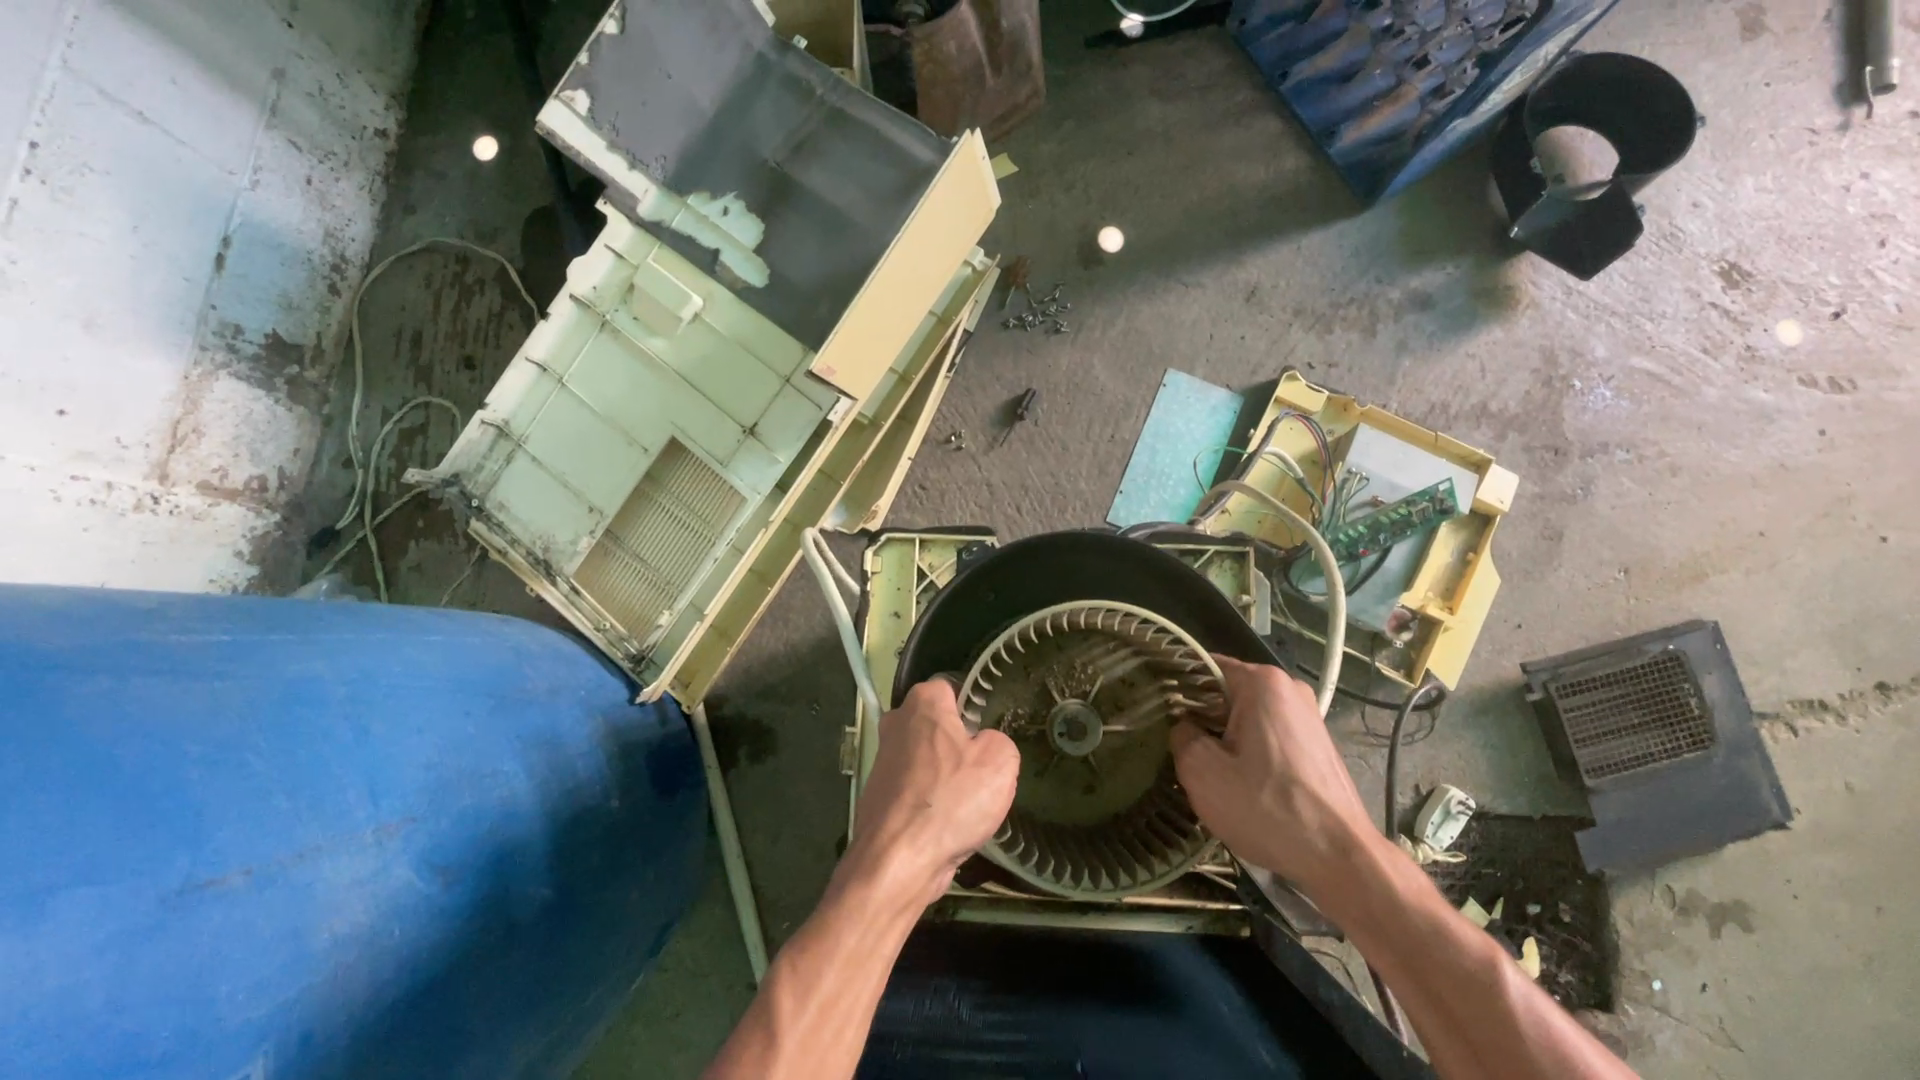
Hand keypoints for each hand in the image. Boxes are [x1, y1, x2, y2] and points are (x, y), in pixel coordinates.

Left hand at [842, 678, 1019, 910]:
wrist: (898, 861)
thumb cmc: (952, 800)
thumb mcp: (1001, 761)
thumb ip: (1000, 741)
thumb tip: (984, 745)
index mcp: (923, 703)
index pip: (952, 686)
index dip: (974, 705)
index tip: (989, 729)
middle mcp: (896, 724)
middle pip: (937, 725)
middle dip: (958, 743)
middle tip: (982, 769)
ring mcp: (883, 762)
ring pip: (927, 760)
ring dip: (945, 778)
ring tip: (968, 804)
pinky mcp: (879, 797)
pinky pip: (917, 791)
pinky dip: (931, 804)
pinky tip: (948, 825)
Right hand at [1171, 655, 1378, 899]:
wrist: (1340, 857)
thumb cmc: (1267, 807)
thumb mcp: (1202, 772)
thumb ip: (1181, 736)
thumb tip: (1184, 727)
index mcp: (1262, 682)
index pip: (1202, 667)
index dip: (1175, 688)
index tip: (1155, 713)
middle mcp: (1289, 689)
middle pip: (1226, 693)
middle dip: (1201, 718)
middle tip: (1179, 749)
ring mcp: (1308, 717)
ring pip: (1247, 718)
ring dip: (1225, 739)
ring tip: (1209, 772)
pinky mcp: (1317, 745)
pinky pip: (1269, 737)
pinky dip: (1250, 753)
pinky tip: (1241, 785)